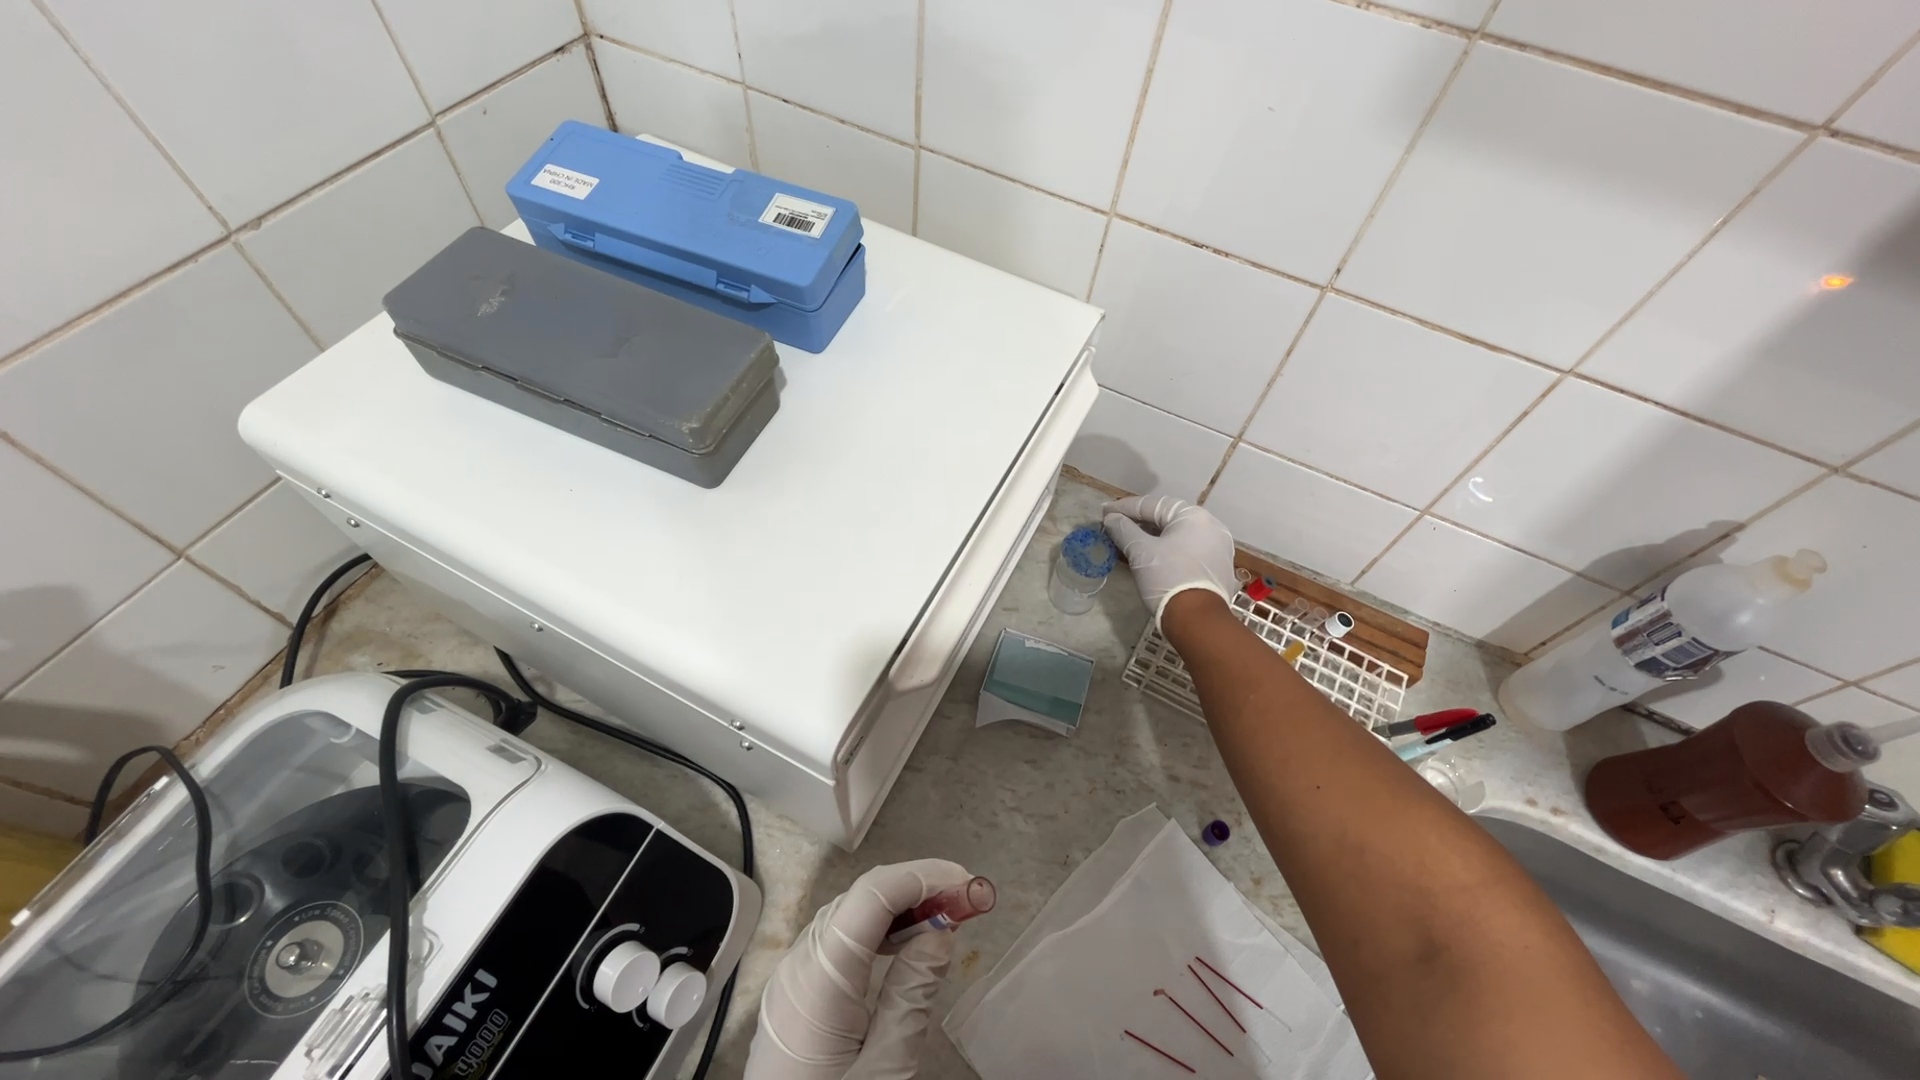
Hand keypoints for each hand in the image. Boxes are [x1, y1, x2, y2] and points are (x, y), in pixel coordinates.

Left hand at [745, 860, 973, 1079]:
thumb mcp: (885, 1069)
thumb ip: (912, 994)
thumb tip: (940, 931)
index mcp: (819, 979)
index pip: (872, 895)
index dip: (922, 876)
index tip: (968, 885)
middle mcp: (797, 964)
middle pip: (860, 898)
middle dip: (916, 888)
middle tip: (967, 903)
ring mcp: (789, 977)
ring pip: (847, 915)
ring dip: (897, 906)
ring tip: (944, 919)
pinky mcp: (792, 994)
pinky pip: (835, 941)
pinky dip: (874, 930)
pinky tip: (902, 945)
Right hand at [1102, 495, 1236, 626]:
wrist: (1197, 620)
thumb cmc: (1168, 579)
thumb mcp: (1141, 553)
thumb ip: (1124, 530)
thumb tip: (1111, 519)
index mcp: (1193, 516)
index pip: (1152, 505)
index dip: (1124, 508)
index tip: (1104, 512)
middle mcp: (1210, 526)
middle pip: (1166, 518)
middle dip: (1138, 522)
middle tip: (1115, 525)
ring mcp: (1217, 546)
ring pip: (1177, 535)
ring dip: (1152, 536)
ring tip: (1129, 540)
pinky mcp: (1217, 566)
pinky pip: (1187, 549)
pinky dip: (1167, 549)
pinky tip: (1151, 555)